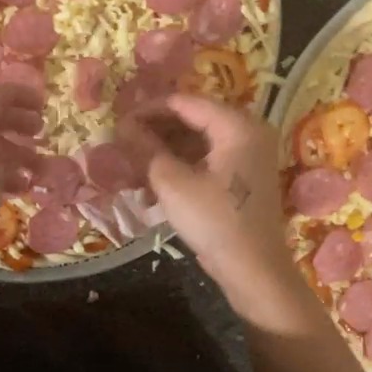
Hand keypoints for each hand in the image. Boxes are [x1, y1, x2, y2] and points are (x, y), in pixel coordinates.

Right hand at [134, 94, 307, 317]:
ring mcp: (249, 156)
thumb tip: (122, 127)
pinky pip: (206, 159)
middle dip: (155, 130)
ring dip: (164, 149)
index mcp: (237, 126)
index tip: (118, 122)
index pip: (185, 102)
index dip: (148, 110)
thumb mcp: (172, 183)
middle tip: (122, 143)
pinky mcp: (243, 178)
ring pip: (198, 140)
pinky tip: (153, 182)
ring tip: (132, 163)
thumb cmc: (214, 221)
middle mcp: (249, 132)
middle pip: (193, 119)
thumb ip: (146, 149)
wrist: (253, 269)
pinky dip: (180, 164)